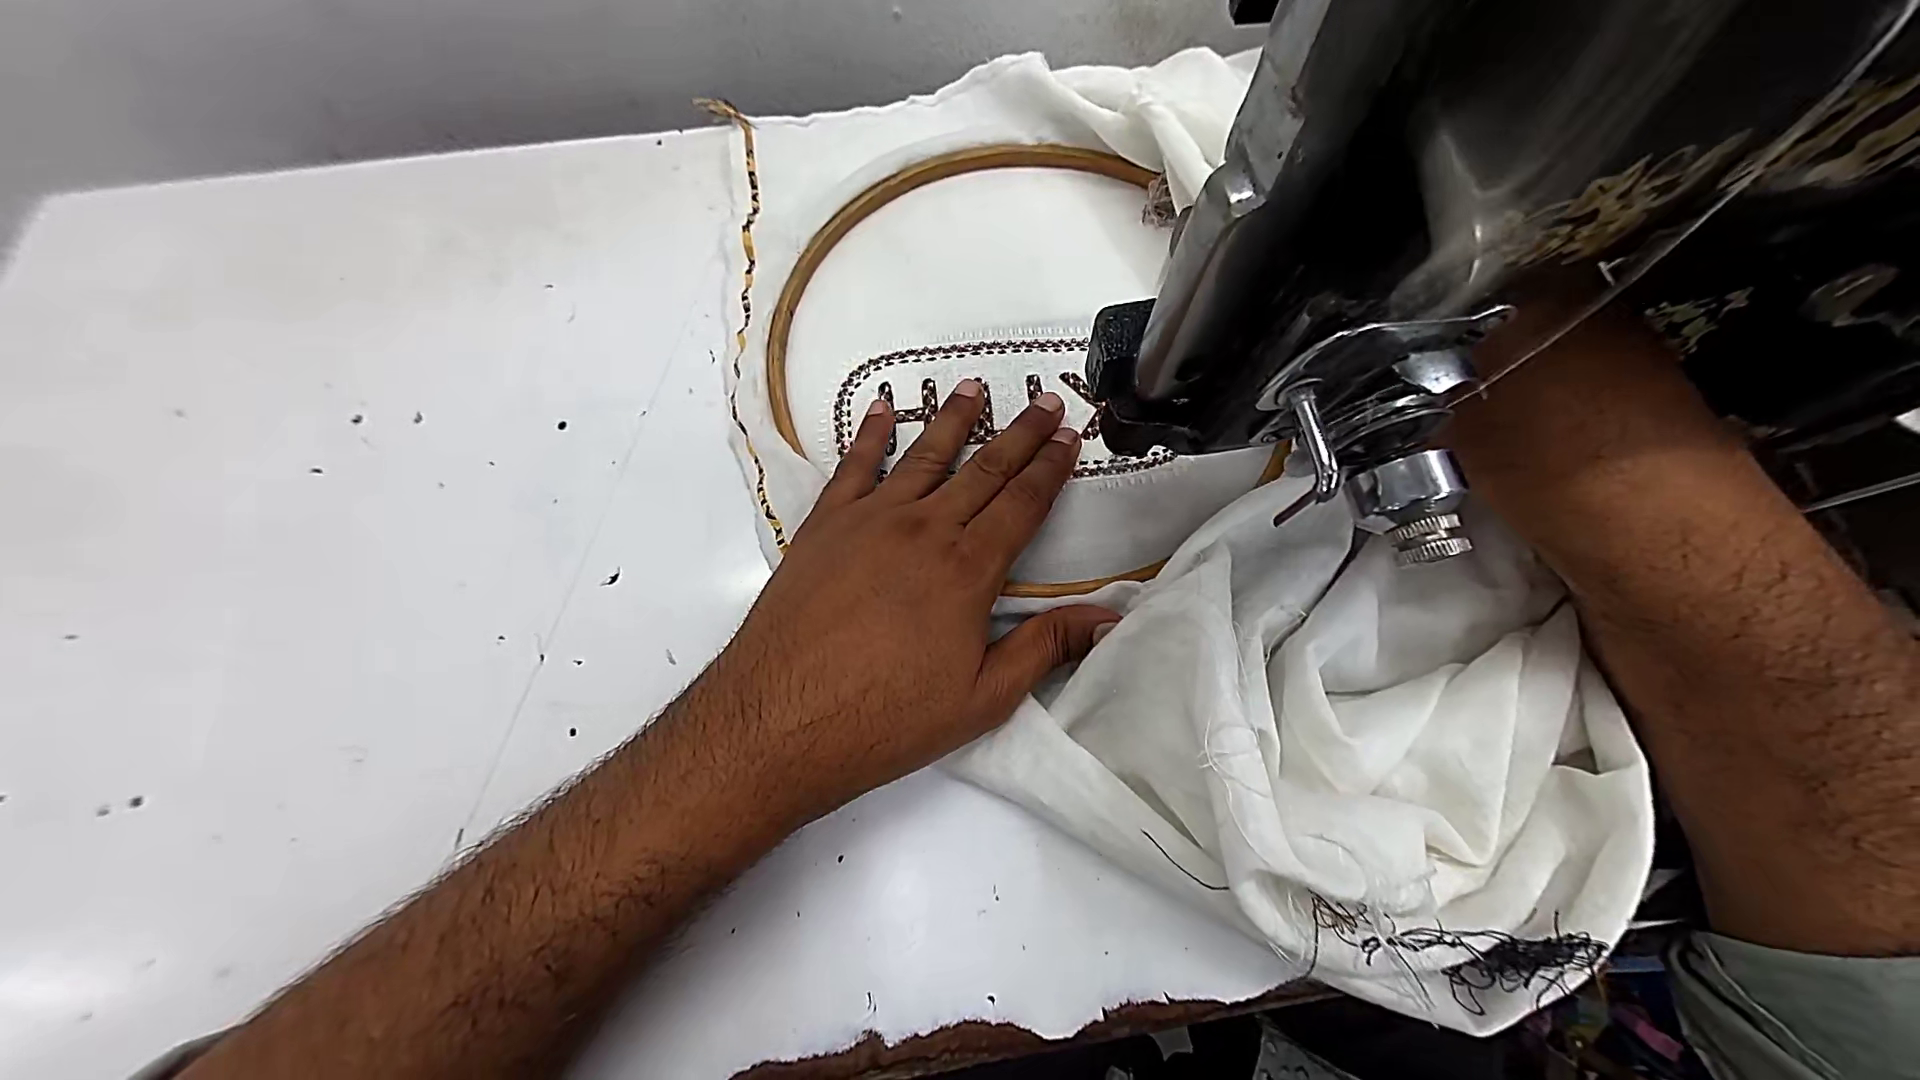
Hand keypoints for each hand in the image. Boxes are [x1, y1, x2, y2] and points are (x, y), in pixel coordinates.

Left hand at [688, 380, 1119, 824]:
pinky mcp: (824, 525)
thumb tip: (1108, 619)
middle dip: (1020, 433)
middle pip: (984, 470)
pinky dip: (871, 433)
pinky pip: (854, 466)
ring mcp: (870, 521)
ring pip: (923, 456)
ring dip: (954, 419)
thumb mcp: (982, 698)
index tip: (1069, 436)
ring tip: (975, 387)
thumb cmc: (887, 717)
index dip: (1050, 468)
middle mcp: (924, 530)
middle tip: (1044, 400)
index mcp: (968, 569)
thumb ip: (1045, 648)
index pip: (1022, 503)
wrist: (781, 719)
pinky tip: (883, 409)